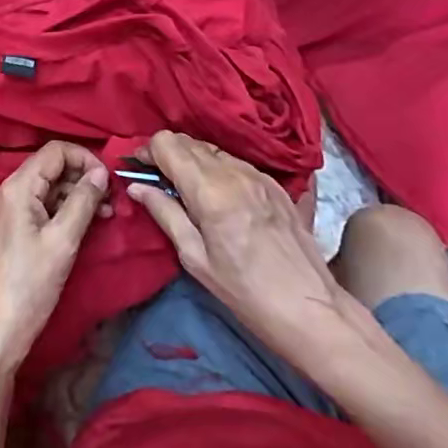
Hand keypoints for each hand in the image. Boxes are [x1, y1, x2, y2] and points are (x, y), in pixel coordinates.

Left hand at [0, 142, 110, 372]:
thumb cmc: (30, 286)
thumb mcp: (63, 241)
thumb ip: (83, 201)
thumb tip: (102, 173)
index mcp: (17, 187)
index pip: (56, 151)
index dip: (85, 159)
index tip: (108, 182)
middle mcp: (9, 190)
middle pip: (52, 166)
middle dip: (83, 177)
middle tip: (111, 201)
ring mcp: (8, 209)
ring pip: (49, 186)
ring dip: (77, 195)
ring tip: (105, 215)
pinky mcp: (11, 228)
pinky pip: (42, 205)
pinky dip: (64, 209)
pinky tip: (85, 225)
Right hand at [127, 131, 343, 349]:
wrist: (310, 306)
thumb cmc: (245, 292)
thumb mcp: (196, 258)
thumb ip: (165, 214)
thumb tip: (137, 187)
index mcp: (209, 190)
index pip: (168, 143)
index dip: (148, 152)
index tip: (139, 169)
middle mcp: (233, 171)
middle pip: (188, 140)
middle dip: (167, 154)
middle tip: (157, 180)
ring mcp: (256, 173)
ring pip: (212, 149)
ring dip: (192, 159)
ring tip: (186, 189)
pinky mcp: (273, 181)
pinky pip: (234, 162)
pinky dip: (216, 168)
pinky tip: (217, 194)